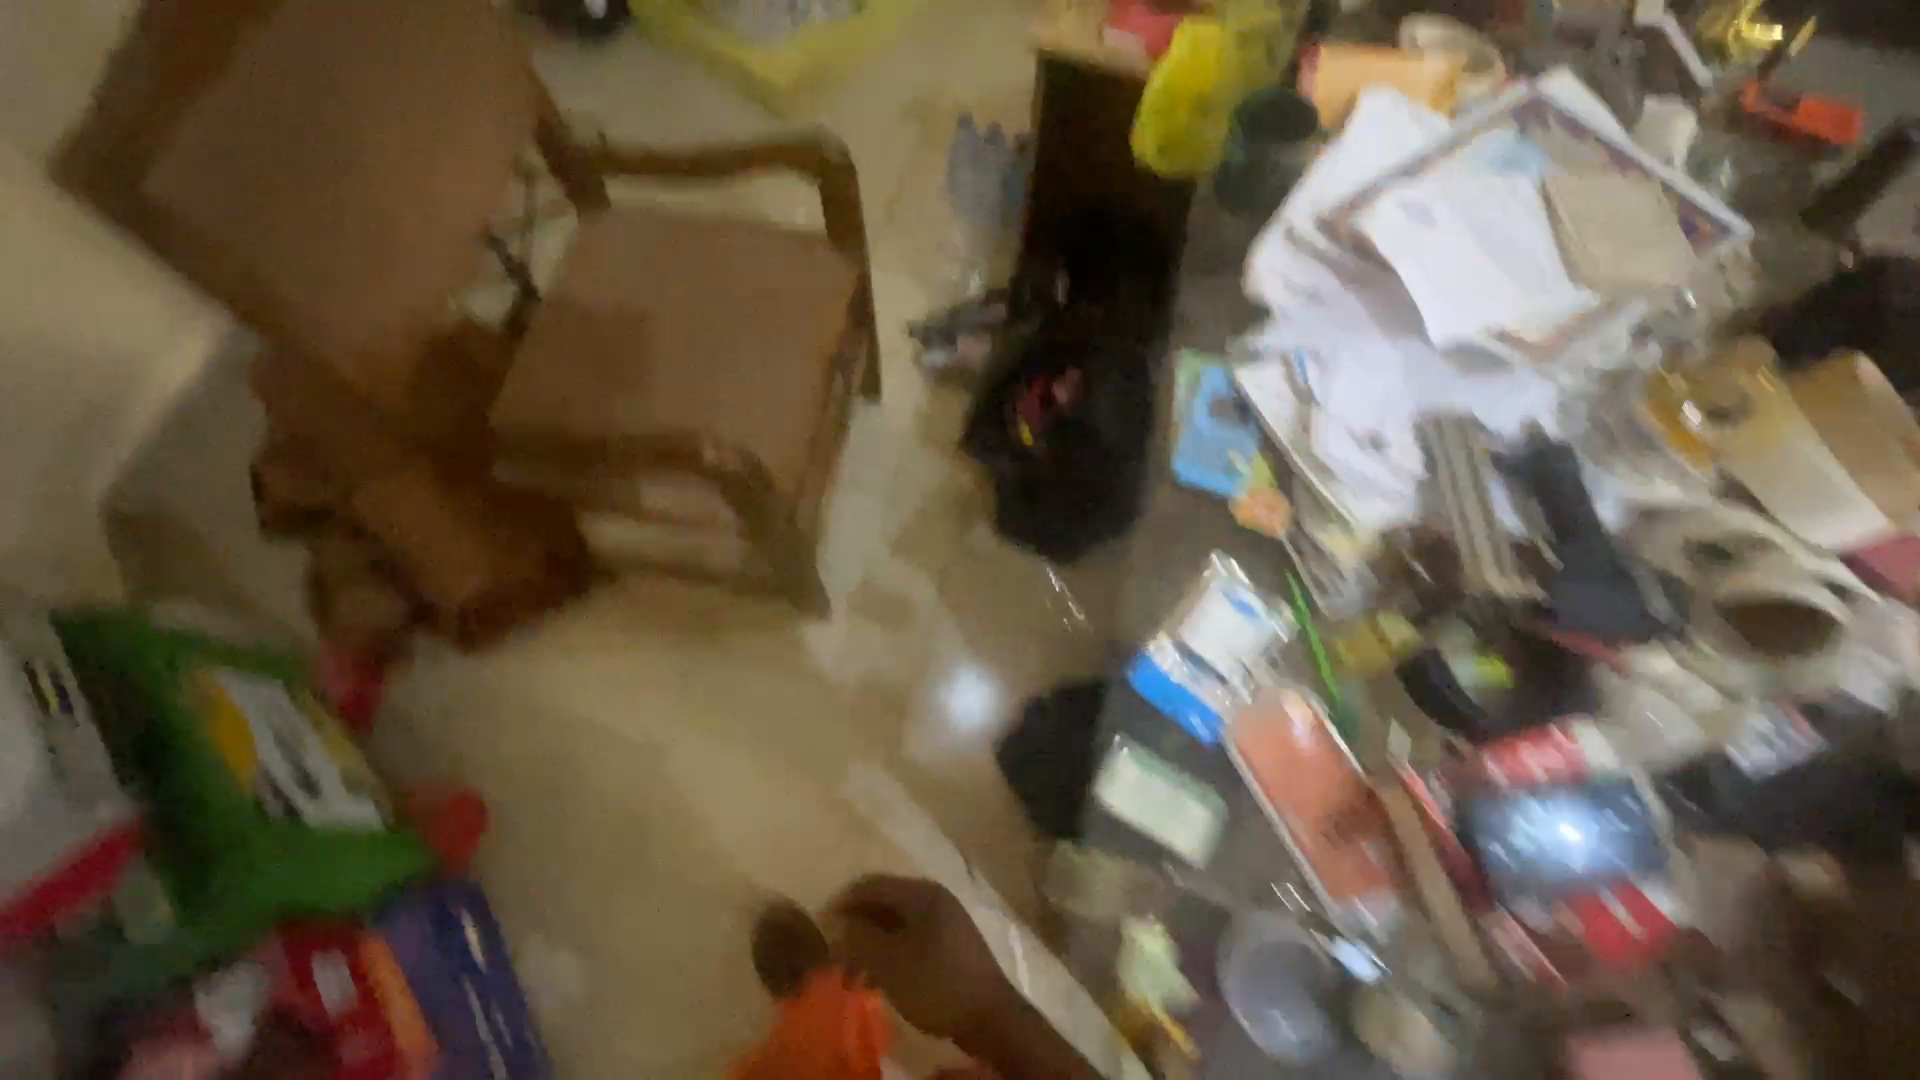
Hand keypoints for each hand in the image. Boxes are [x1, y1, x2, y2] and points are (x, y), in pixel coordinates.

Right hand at [826, 875, 1020, 1049]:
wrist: (990, 1017)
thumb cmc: (937, 984)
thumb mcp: (891, 964)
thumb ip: (859, 940)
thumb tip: (835, 924)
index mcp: (922, 893)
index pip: (872, 884)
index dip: (843, 901)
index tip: (819, 924)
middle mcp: (935, 897)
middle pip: (885, 900)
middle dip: (856, 923)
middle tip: (833, 948)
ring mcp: (946, 919)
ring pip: (897, 921)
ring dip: (871, 940)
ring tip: (851, 969)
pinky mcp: (951, 942)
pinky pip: (911, 936)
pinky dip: (889, 950)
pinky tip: (877, 976)